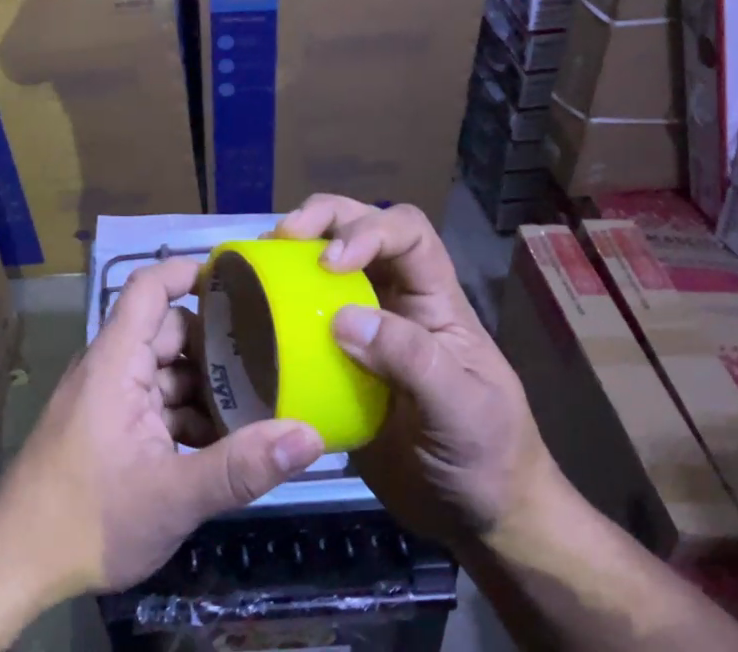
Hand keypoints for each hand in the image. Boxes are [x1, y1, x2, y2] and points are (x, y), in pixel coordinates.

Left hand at [0, 257, 325, 598]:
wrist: (15, 563)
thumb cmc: (87, 519)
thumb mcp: (173, 495)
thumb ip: (241, 466)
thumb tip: (311, 435)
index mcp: (116, 363)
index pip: (150, 289)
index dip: (190, 272)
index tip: (243, 280)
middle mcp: (110, 371)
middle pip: (169, 334)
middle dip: (217, 346)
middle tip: (274, 359)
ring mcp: (108, 402)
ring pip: (166, 375)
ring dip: (206, 388)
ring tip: (261, 406)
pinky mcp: (108, 431)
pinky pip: (156, 407)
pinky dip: (188, 417)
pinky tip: (222, 447)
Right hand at [275, 195, 556, 545]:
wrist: (478, 516)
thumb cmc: (487, 456)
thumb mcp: (462, 409)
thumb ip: (411, 360)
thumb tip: (341, 319)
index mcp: (434, 300)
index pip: (407, 233)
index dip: (368, 229)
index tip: (328, 262)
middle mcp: (395, 302)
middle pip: (362, 230)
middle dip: (323, 220)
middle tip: (281, 238)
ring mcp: (363, 334)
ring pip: (326, 271)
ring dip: (292, 257)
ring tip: (256, 264)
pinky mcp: (335, 368)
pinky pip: (301, 326)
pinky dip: (276, 313)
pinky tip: (250, 322)